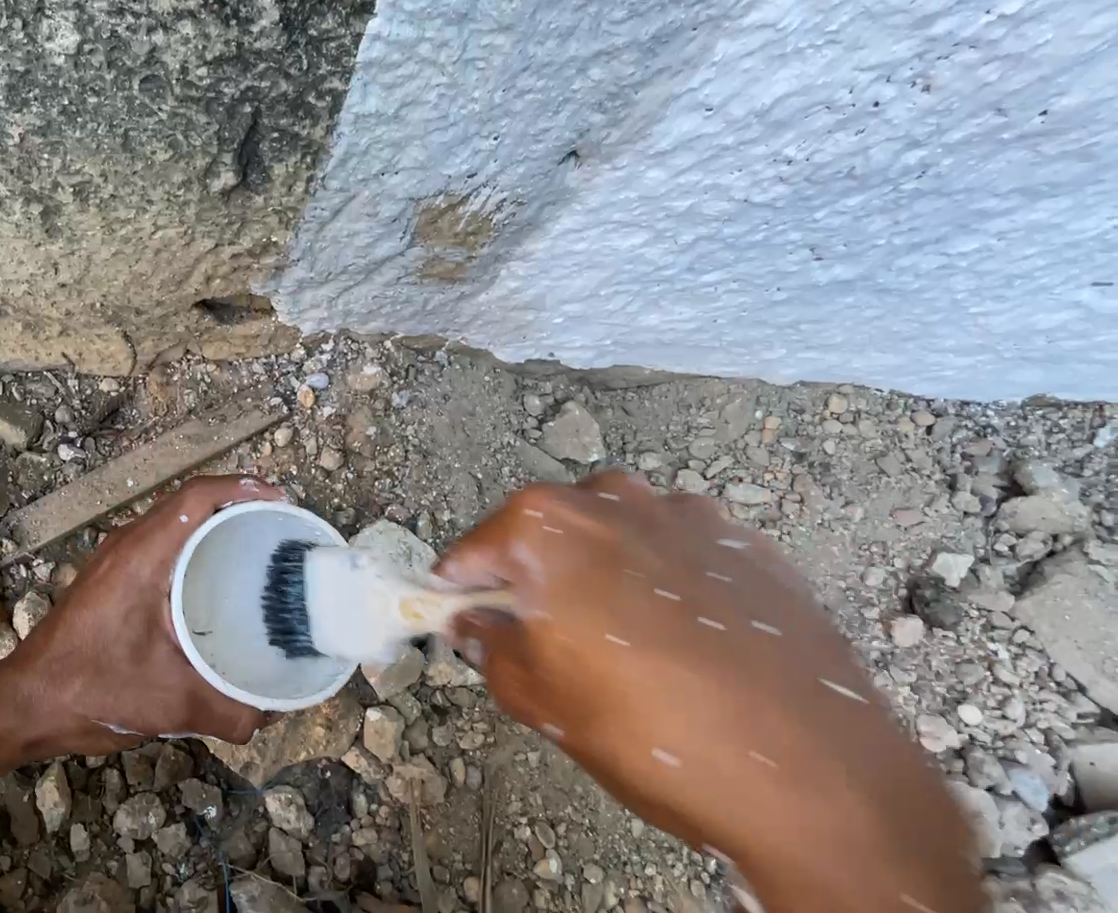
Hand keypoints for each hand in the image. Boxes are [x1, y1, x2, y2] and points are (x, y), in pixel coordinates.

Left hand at [0, 475, 280, 756]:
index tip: (280, 500)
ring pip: (171, 522)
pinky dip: (190, 547)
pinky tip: (211, 582)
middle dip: (236, 504)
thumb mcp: (172, 703)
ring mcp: (113, 558)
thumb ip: (231, 711)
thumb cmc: (93, 689)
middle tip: (278, 528)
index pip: (196, 496)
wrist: (25, 702)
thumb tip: (273, 712)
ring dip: (211, 524)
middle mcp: (127, 544)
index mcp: (143, 555)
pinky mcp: (108, 577)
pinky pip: (158, 544)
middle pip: (187, 503)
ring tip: (254, 549)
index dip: (242, 487)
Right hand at [437, 470, 982, 912]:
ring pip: (614, 534)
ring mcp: (687, 514)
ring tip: (621, 637)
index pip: (474, 551)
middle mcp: (610, 498)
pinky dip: (665, 579)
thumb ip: (488, 646)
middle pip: (544, 531)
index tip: (458, 613)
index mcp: (544, 524)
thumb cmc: (649, 730)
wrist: (819, 777)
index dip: (460, 587)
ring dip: (600, 570)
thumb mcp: (538, 700)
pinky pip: (679, 551)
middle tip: (542, 634)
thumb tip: (472, 622)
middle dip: (533, 574)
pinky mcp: (750, 544)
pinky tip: (685, 637)